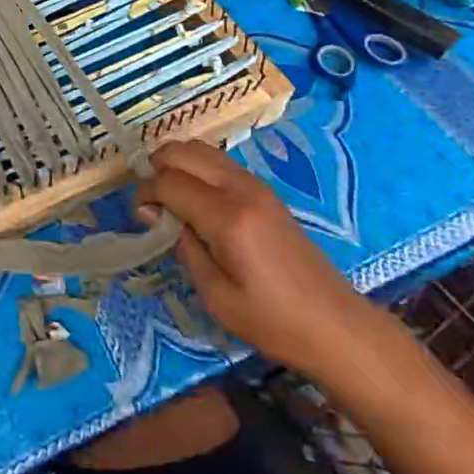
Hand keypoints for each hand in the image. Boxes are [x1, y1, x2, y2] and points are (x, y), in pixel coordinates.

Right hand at [135, 140, 375, 372]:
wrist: (334, 324)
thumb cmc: (272, 320)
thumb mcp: (216, 295)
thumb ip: (182, 246)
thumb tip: (155, 214)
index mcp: (228, 217)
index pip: (170, 181)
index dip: (145, 193)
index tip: (139, 216)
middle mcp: (241, 189)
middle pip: (183, 151)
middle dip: (157, 168)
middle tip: (151, 203)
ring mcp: (256, 184)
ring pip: (202, 149)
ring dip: (178, 164)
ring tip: (170, 199)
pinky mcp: (265, 190)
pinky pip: (220, 161)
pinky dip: (198, 168)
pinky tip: (196, 199)